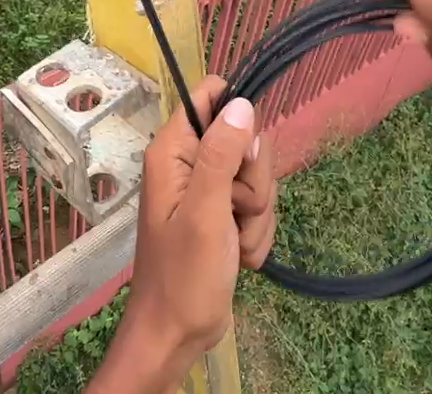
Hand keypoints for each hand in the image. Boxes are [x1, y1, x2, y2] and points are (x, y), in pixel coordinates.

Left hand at [89, 77, 274, 393]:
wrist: (176, 336)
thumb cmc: (183, 276)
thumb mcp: (205, 212)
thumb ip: (222, 155)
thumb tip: (242, 103)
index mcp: (174, 149)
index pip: (211, 96)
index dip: (237, 115)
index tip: (244, 153)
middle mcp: (190, 161)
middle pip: (245, 138)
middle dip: (253, 181)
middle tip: (235, 210)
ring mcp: (208, 189)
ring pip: (256, 175)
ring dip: (257, 213)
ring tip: (235, 242)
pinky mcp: (224, 213)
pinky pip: (257, 204)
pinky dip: (256, 231)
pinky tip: (241, 256)